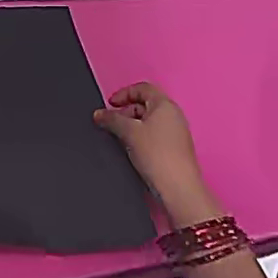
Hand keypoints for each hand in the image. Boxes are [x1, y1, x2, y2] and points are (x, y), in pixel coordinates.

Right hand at [94, 83, 220, 225]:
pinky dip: (140, 138)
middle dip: (126, 112)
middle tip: (112, 122)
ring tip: (120, 138)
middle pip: (145, 104)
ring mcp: (176, 133)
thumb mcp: (128, 132)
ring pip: (148, 121)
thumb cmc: (159, 156)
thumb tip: (99, 114)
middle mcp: (173, 116)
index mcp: (165, 105)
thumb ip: (111, 119)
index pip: (142, 88)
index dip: (123, 94)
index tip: (110, 104)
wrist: (178, 188)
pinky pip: (154, 135)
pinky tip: (132, 150)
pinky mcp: (174, 149)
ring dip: (132, 126)